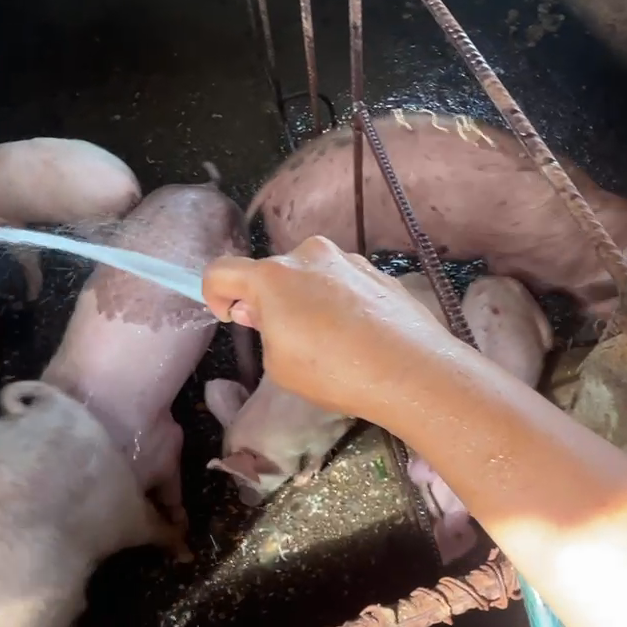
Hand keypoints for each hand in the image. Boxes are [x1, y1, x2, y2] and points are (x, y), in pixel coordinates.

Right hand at [203, 237, 479, 422]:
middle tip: (286, 338)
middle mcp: (311, 255)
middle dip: (270, 300)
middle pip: (274, 272)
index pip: (222, 270)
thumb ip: (264, 330)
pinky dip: (342, 303)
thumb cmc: (333, 371)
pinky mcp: (380, 273)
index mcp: (274, 275)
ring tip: (331, 342)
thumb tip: (267, 312)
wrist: (411, 370)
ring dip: (308, 299)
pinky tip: (359, 336)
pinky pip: (346, 283)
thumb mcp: (279, 364)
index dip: (215, 295)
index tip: (233, 319)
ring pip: (313, 275)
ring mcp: (350, 260)